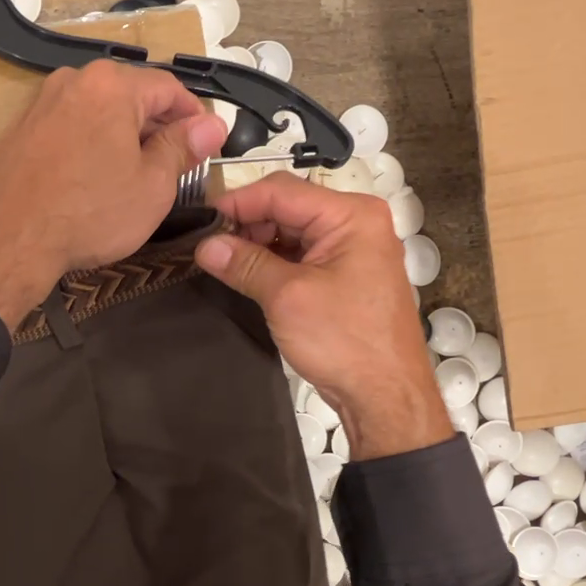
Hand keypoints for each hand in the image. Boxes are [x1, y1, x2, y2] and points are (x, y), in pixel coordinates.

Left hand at [0, 60, 227, 327]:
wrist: (10, 241)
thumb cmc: (89, 215)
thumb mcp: (151, 187)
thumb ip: (182, 149)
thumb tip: (212, 125)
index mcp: (112, 85)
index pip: (169, 88)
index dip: (194, 117)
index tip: (206, 143)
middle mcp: (73, 81)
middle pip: (130, 96)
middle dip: (156, 128)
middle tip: (173, 166)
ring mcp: (41, 103)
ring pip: (97, 112)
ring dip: (121, 138)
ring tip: (133, 177)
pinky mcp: (20, 131)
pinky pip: (69, 129)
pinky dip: (89, 146)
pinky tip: (93, 181)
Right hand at [197, 174, 452, 461]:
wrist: (384, 394)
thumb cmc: (345, 342)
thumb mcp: (287, 297)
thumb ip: (245, 264)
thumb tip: (205, 245)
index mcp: (351, 215)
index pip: (281, 191)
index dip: (236, 202)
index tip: (200, 221)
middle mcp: (356, 223)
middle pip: (287, 207)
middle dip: (246, 225)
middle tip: (207, 248)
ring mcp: (352, 250)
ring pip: (292, 232)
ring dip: (256, 245)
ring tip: (221, 264)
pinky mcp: (344, 276)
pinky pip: (301, 256)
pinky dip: (273, 263)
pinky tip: (246, 276)